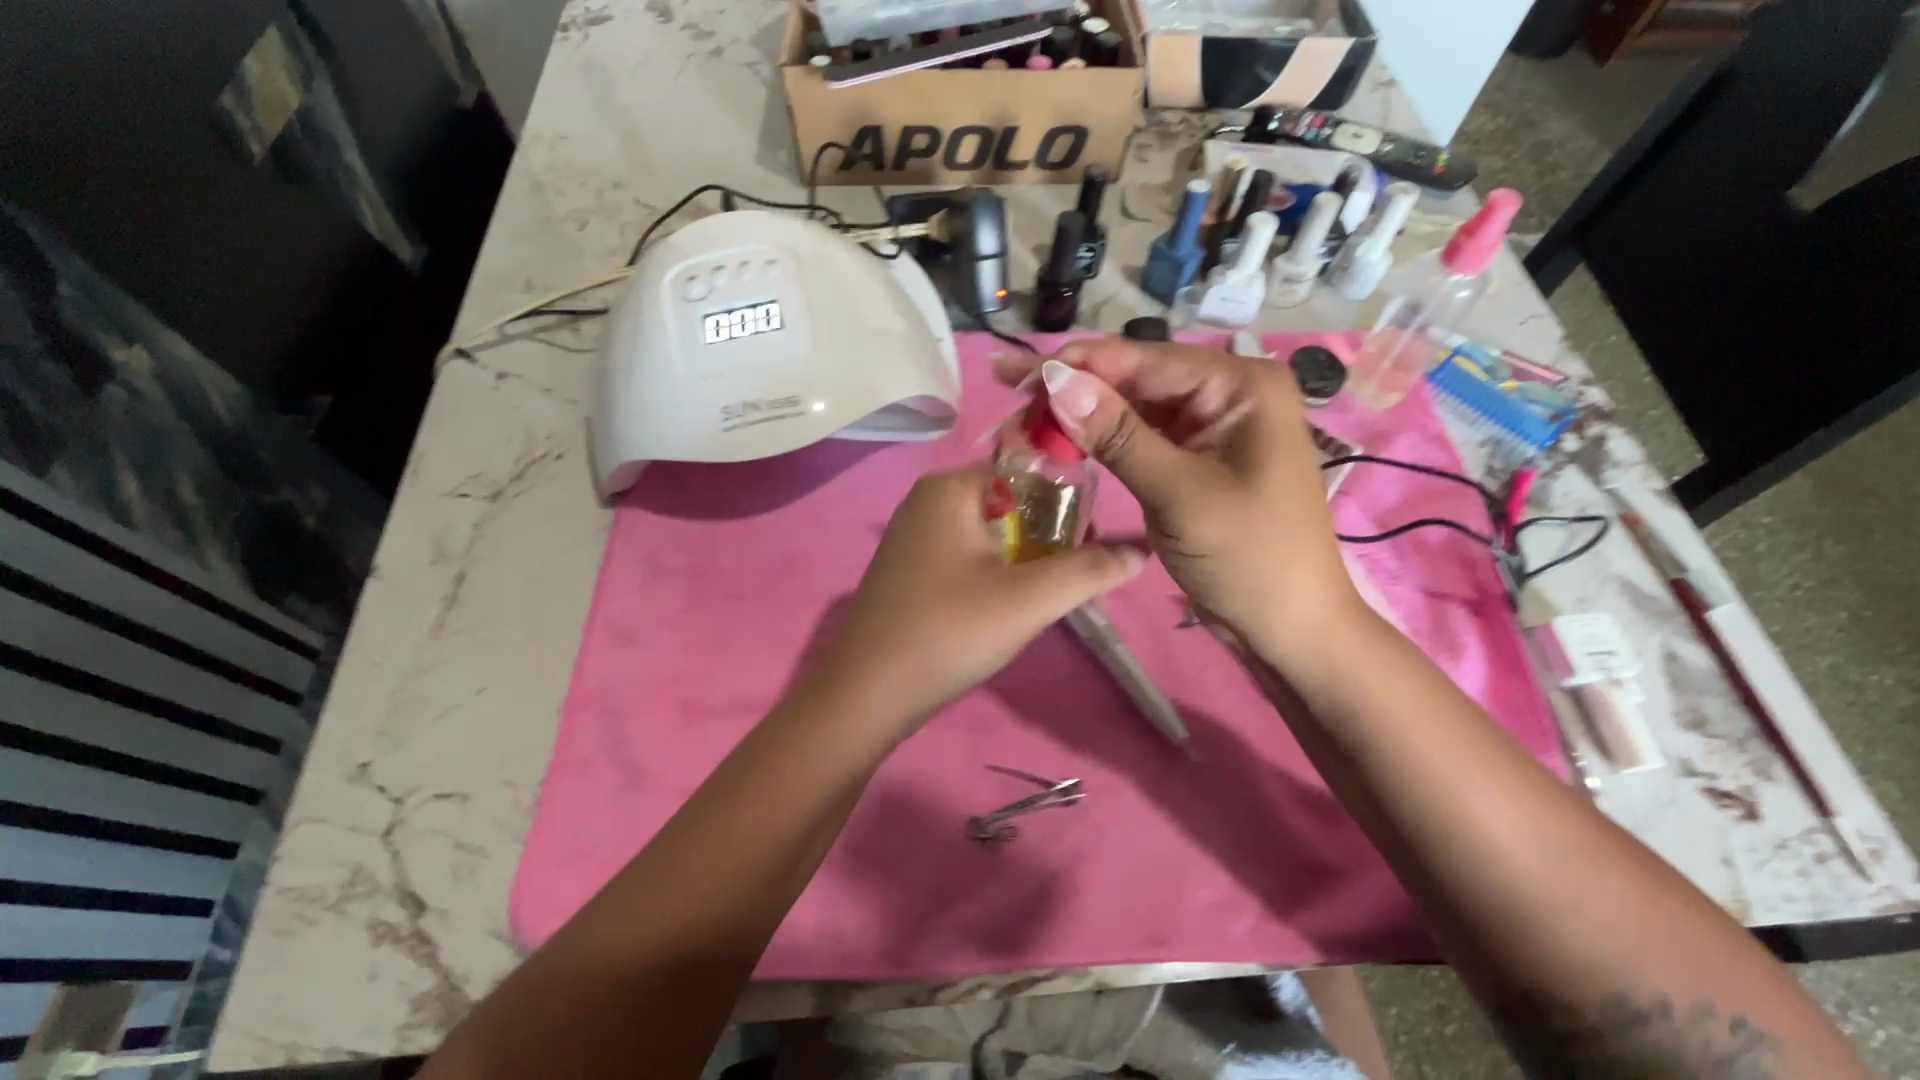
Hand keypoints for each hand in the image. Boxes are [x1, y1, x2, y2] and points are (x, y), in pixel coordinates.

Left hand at [811, 464, 1145, 726]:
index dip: (1071, 504)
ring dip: (1024, 559)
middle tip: (1074, 577)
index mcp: (950, 486)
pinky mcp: (910, 568)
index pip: (1031, 472)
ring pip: (990, 532)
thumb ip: (1089, 570)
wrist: (867, 694)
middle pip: (1011, 502)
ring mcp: (913, 534)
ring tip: (1046, 595)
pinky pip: (967, 555)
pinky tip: (1006, 608)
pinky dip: (995, 573)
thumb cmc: (948, 632)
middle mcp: (927, 499)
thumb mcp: (1028, 600)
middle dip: (1048, 536)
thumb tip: (1141, 551)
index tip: (1095, 544)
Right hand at [994, 339, 1363, 664]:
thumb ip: (1117, 435)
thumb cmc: (1249, 558)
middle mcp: (1228, 394)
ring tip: (1023, 417)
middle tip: (1010, 394)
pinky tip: (1061, 438)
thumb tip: (1055, 379)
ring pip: (1133, 407)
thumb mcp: (1179, 494)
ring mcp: (1211, 428)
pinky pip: (1141, 437)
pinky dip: (1102, 440)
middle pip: (1137, 378)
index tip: (1016, 373)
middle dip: (1074, 388)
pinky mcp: (1195, 459)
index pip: (1146, 359)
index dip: (1078, 364)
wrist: (1288, 627)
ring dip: (1082, 414)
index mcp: (1241, 386)